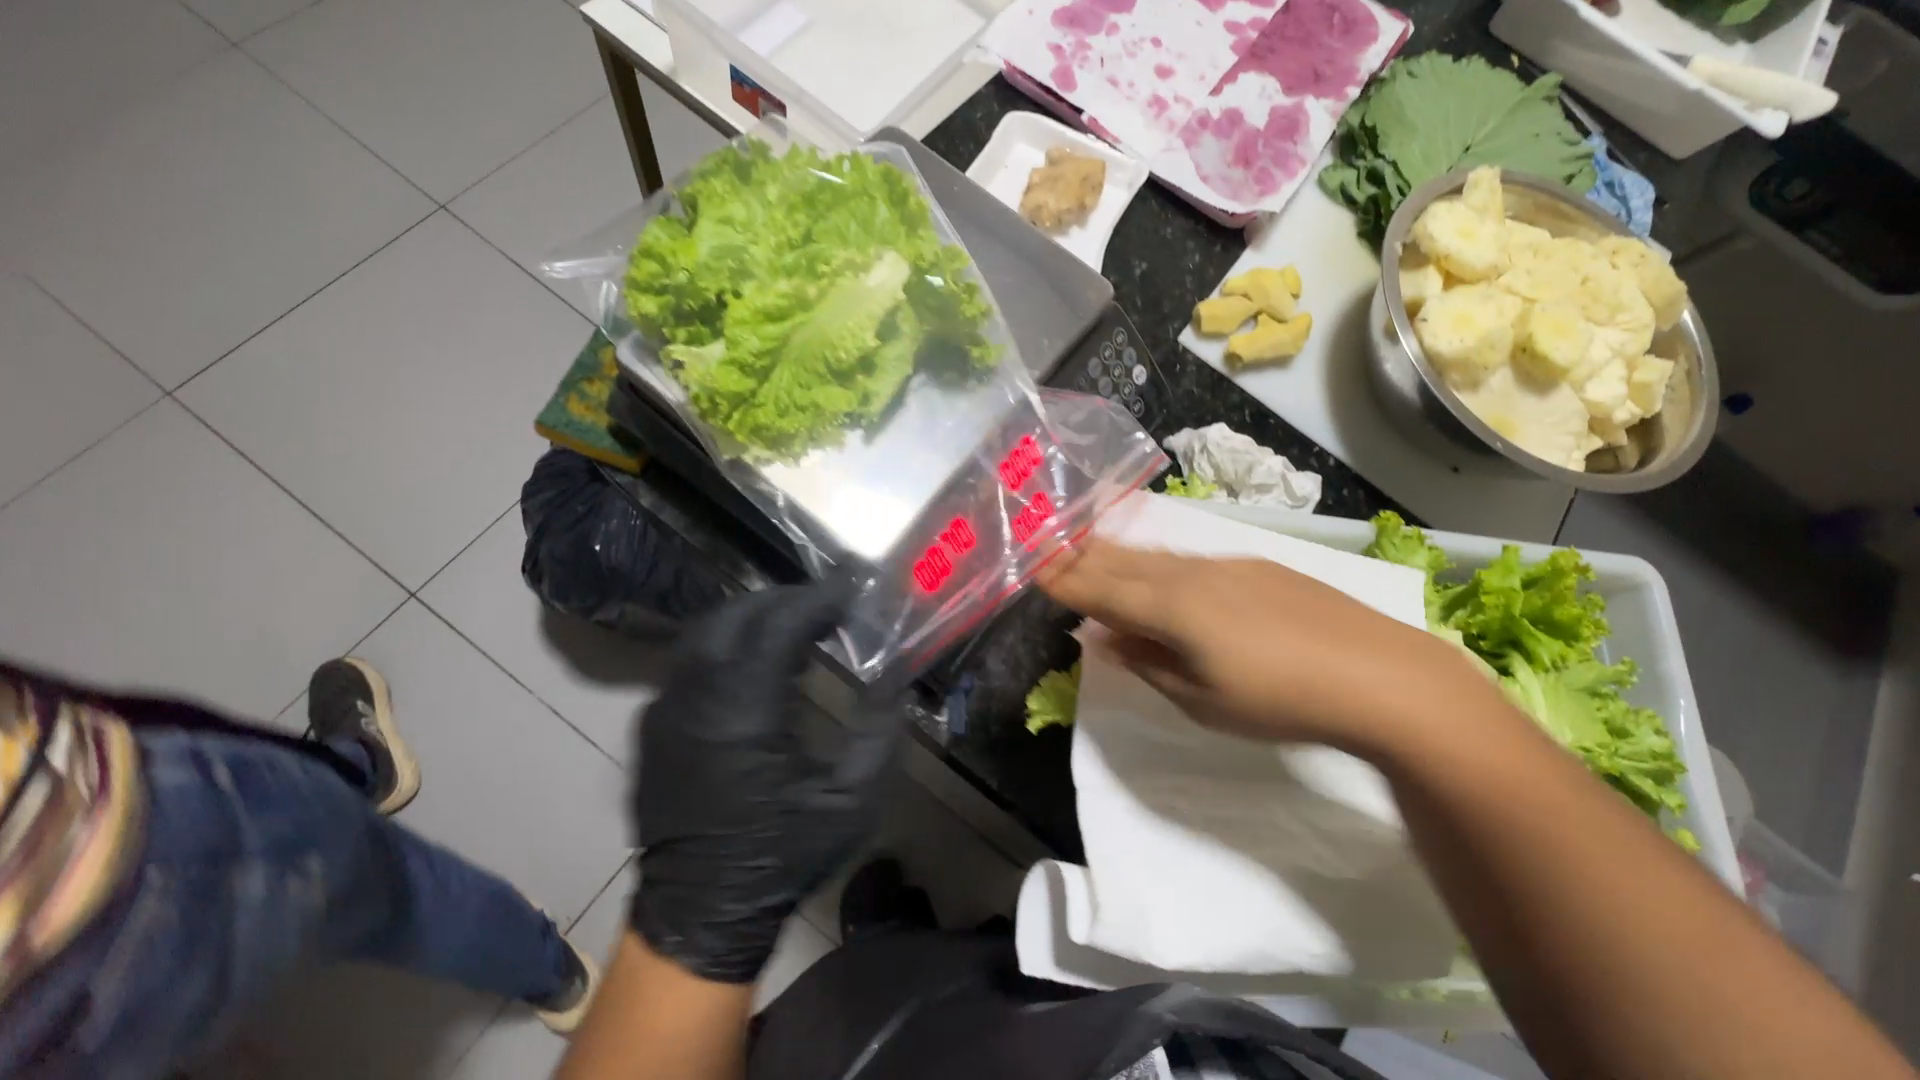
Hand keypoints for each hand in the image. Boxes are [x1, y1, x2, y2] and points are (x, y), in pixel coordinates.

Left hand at [629, 582, 900, 982]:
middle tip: (829, 603)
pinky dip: (726, 646)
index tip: (855, 587)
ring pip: (706, 632)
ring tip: (796, 625)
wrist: (700, 912)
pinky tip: (755, 665)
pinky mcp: (652, 726)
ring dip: (753, 618)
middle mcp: (695, 695)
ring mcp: (664, 708)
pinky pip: (689, 663)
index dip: (821, 597)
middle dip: (786, 598)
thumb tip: (896, 675)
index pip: (781, 623)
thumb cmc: (782, 857)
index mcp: (743, 710)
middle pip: (737, 614)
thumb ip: (880, 730)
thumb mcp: (851, 801)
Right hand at [1039, 538, 1501, 752]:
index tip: (1032, 567)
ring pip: (1158, 554)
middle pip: (1124, 561)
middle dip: (1083, 556)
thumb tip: (1109, 639)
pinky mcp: (1260, 565)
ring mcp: (1229, 563)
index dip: (1064, 579)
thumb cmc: (1280, 700)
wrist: (1380, 675)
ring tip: (1093, 550)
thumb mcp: (1201, 700)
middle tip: (1049, 548)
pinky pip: (1191, 557)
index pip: (1101, 589)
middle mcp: (1192, 573)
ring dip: (1120, 554)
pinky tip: (1163, 569)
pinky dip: (1160, 560)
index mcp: (1170, 607)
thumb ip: (1148, 664)